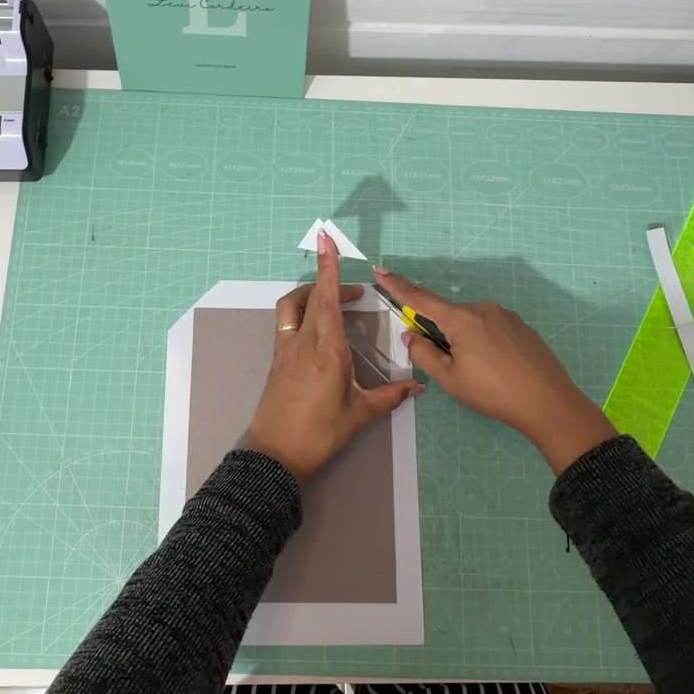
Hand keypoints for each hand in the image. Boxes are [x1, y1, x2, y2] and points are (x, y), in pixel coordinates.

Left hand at [244, 232, 423, 481]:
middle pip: (309, 296)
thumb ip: (389, 395)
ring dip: (310, 295)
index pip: (327, 297)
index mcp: (326, 348)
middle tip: (355, 292)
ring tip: (333, 304)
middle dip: (329, 283)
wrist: (275, 454)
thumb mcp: (360, 414)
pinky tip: (317, 331)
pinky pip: (287, 325)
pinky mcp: (276, 361)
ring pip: (291, 307)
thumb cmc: (320, 432)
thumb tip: (418, 386)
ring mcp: (284, 350)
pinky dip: (302, 315)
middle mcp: (302, 342)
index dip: (329, 267)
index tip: (326, 239)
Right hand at [373, 266, 616, 473]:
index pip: (420, 298)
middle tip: (451, 367)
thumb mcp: (450, 379)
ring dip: (465, 341)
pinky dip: (485, 345)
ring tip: (480, 375)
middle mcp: (483, 308)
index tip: (381, 270)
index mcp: (461, 319)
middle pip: (449, 316)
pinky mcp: (522, 327)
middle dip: (441, 335)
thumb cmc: (493, 392)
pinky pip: (492, 330)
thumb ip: (425, 354)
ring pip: (471, 324)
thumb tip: (412, 335)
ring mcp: (506, 316)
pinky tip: (497, 370)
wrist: (549, 402)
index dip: (398, 286)